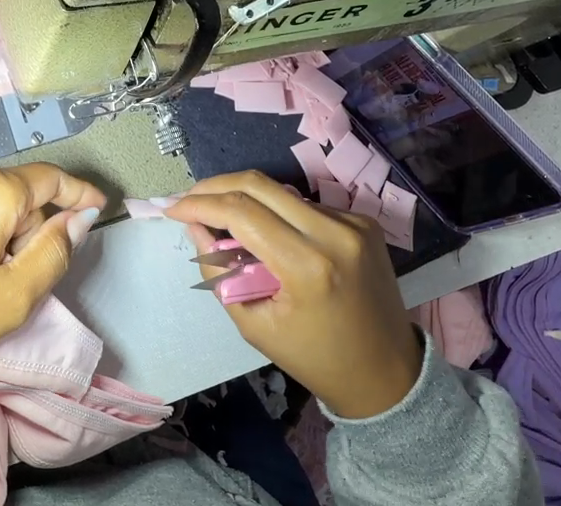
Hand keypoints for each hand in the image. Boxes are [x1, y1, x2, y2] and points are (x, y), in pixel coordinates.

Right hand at [167, 171, 422, 417]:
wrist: (388, 375)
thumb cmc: (315, 358)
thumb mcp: (254, 324)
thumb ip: (218, 272)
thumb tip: (195, 226)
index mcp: (308, 265)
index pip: (240, 212)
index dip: (200, 205)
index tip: (172, 210)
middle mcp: (334, 233)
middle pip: (258, 185)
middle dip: (214, 187)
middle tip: (188, 200)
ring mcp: (353, 223)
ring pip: (280, 192)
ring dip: (244, 199)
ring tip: (219, 218)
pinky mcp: (362, 222)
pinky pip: (304, 205)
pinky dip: (276, 213)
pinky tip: (268, 236)